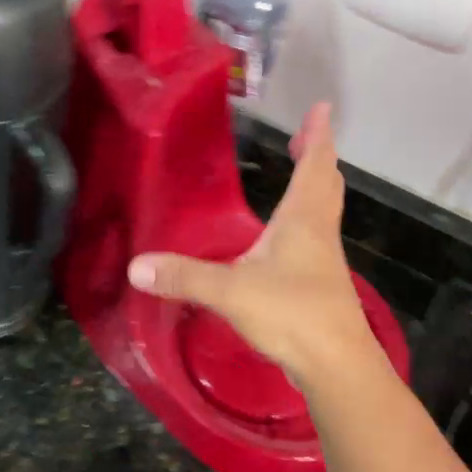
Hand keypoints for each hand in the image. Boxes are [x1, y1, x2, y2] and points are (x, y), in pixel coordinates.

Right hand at [127, 103, 383, 391]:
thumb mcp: (230, 292)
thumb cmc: (292, 314)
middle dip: (317, 159)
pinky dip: (304, 229)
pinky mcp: (322, 290)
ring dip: (314, 193)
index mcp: (302, 220)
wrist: (335, 363)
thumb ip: (184, 278)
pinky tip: (285, 246)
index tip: (321, 108)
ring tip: (300, 183)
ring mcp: (324, 263)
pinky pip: (315, 244)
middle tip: (307, 138)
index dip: (318, 135)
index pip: (315, 165)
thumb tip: (136, 267)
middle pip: (325, 186)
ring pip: (323, 215)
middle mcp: (319, 234)